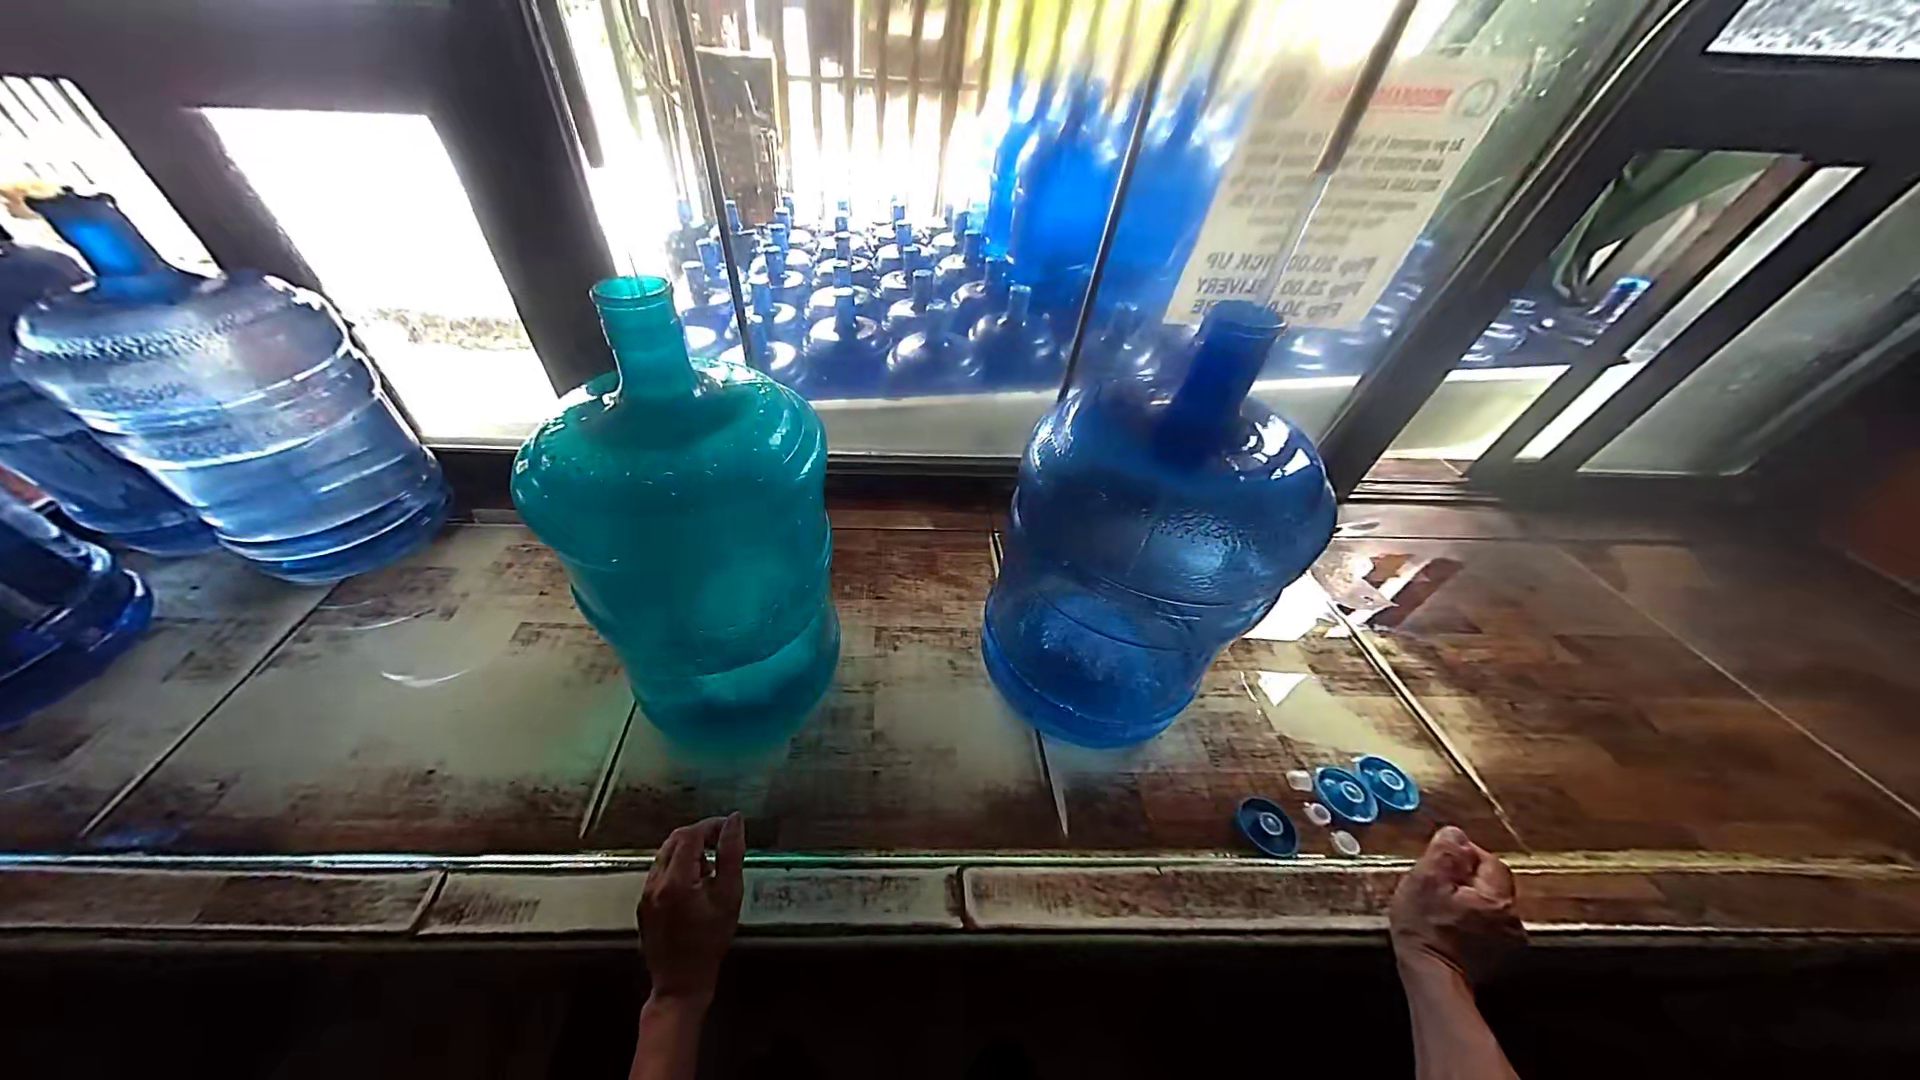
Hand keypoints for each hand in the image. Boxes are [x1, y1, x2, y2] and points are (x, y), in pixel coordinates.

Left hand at [638, 813, 745, 1002]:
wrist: (681, 982)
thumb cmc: (710, 939)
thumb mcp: (730, 894)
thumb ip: (732, 852)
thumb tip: (734, 820)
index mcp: (675, 881)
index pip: (690, 835)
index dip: (711, 825)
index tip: (729, 828)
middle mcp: (654, 884)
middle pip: (675, 840)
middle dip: (700, 834)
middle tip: (722, 840)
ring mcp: (645, 895)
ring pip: (666, 854)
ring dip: (689, 849)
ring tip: (712, 863)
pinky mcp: (643, 905)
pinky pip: (660, 871)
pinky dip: (679, 865)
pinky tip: (696, 882)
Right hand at [1389, 825, 1524, 980]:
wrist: (1430, 973)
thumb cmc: (1425, 925)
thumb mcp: (1426, 879)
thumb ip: (1445, 853)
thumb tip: (1456, 833)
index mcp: (1498, 899)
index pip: (1489, 860)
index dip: (1463, 853)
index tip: (1438, 858)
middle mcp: (1512, 920)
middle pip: (1490, 881)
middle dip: (1463, 874)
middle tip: (1433, 878)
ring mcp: (1507, 940)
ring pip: (1486, 901)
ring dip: (1465, 894)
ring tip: (1437, 898)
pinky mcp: (1497, 953)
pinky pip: (1484, 920)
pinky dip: (1468, 914)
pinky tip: (1446, 918)